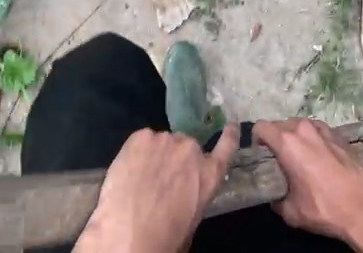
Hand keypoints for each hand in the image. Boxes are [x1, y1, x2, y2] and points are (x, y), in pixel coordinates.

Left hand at [74, 126, 236, 252]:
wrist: (130, 236)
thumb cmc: (166, 238)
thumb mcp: (192, 220)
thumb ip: (195, 193)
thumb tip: (185, 191)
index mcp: (209, 175)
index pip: (227, 147)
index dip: (229, 135)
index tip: (232, 124)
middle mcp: (191, 151)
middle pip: (186, 146)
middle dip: (176, 159)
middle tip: (162, 179)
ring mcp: (166, 140)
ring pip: (162, 143)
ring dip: (156, 155)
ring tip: (142, 178)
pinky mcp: (142, 136)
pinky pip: (143, 140)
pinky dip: (137, 152)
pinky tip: (130, 170)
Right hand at [252, 119, 362, 252]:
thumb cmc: (324, 208)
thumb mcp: (291, 211)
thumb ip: (275, 197)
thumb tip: (273, 194)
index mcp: (287, 142)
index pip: (261, 127)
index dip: (256, 141)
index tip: (260, 156)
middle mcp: (303, 128)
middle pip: (279, 125)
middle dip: (275, 140)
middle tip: (278, 161)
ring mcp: (323, 129)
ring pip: (299, 126)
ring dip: (295, 139)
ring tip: (300, 159)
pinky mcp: (338, 134)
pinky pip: (317, 131)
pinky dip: (312, 140)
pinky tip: (319, 159)